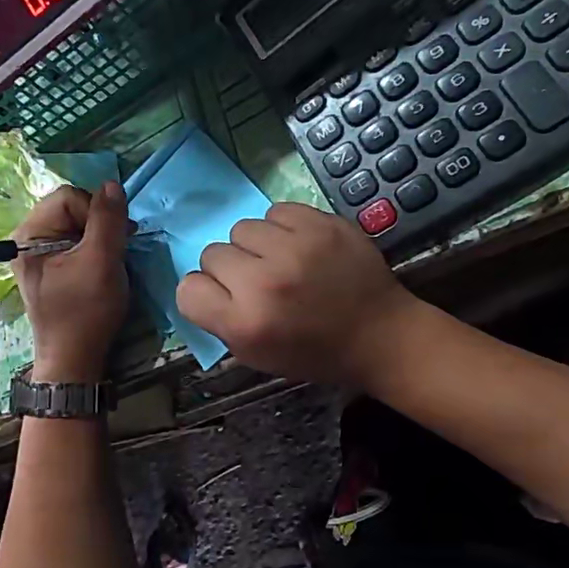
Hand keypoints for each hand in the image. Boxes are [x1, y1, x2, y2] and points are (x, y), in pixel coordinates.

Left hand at [14, 182, 130, 382]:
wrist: (75, 359)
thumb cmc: (86, 311)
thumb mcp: (101, 262)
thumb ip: (107, 220)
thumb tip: (112, 185)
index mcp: (29, 235)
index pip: (68, 197)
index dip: (97, 211)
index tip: (120, 236)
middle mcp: (27, 238)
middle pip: (71, 207)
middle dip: (99, 222)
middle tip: (120, 245)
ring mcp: (38, 253)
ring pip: (77, 223)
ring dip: (100, 235)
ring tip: (113, 257)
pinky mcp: (51, 266)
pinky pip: (76, 240)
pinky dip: (95, 247)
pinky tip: (104, 264)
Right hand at [176, 202, 420, 387]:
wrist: (379, 334)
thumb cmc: (315, 352)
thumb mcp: (257, 356)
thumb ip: (222, 321)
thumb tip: (204, 284)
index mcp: (245, 323)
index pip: (188, 289)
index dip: (204, 292)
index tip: (225, 297)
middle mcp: (264, 282)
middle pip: (212, 254)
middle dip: (231, 268)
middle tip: (259, 281)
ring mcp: (294, 248)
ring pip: (242, 228)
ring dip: (256, 245)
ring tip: (282, 261)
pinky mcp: (320, 224)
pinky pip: (275, 211)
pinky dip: (282, 227)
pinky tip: (300, 246)